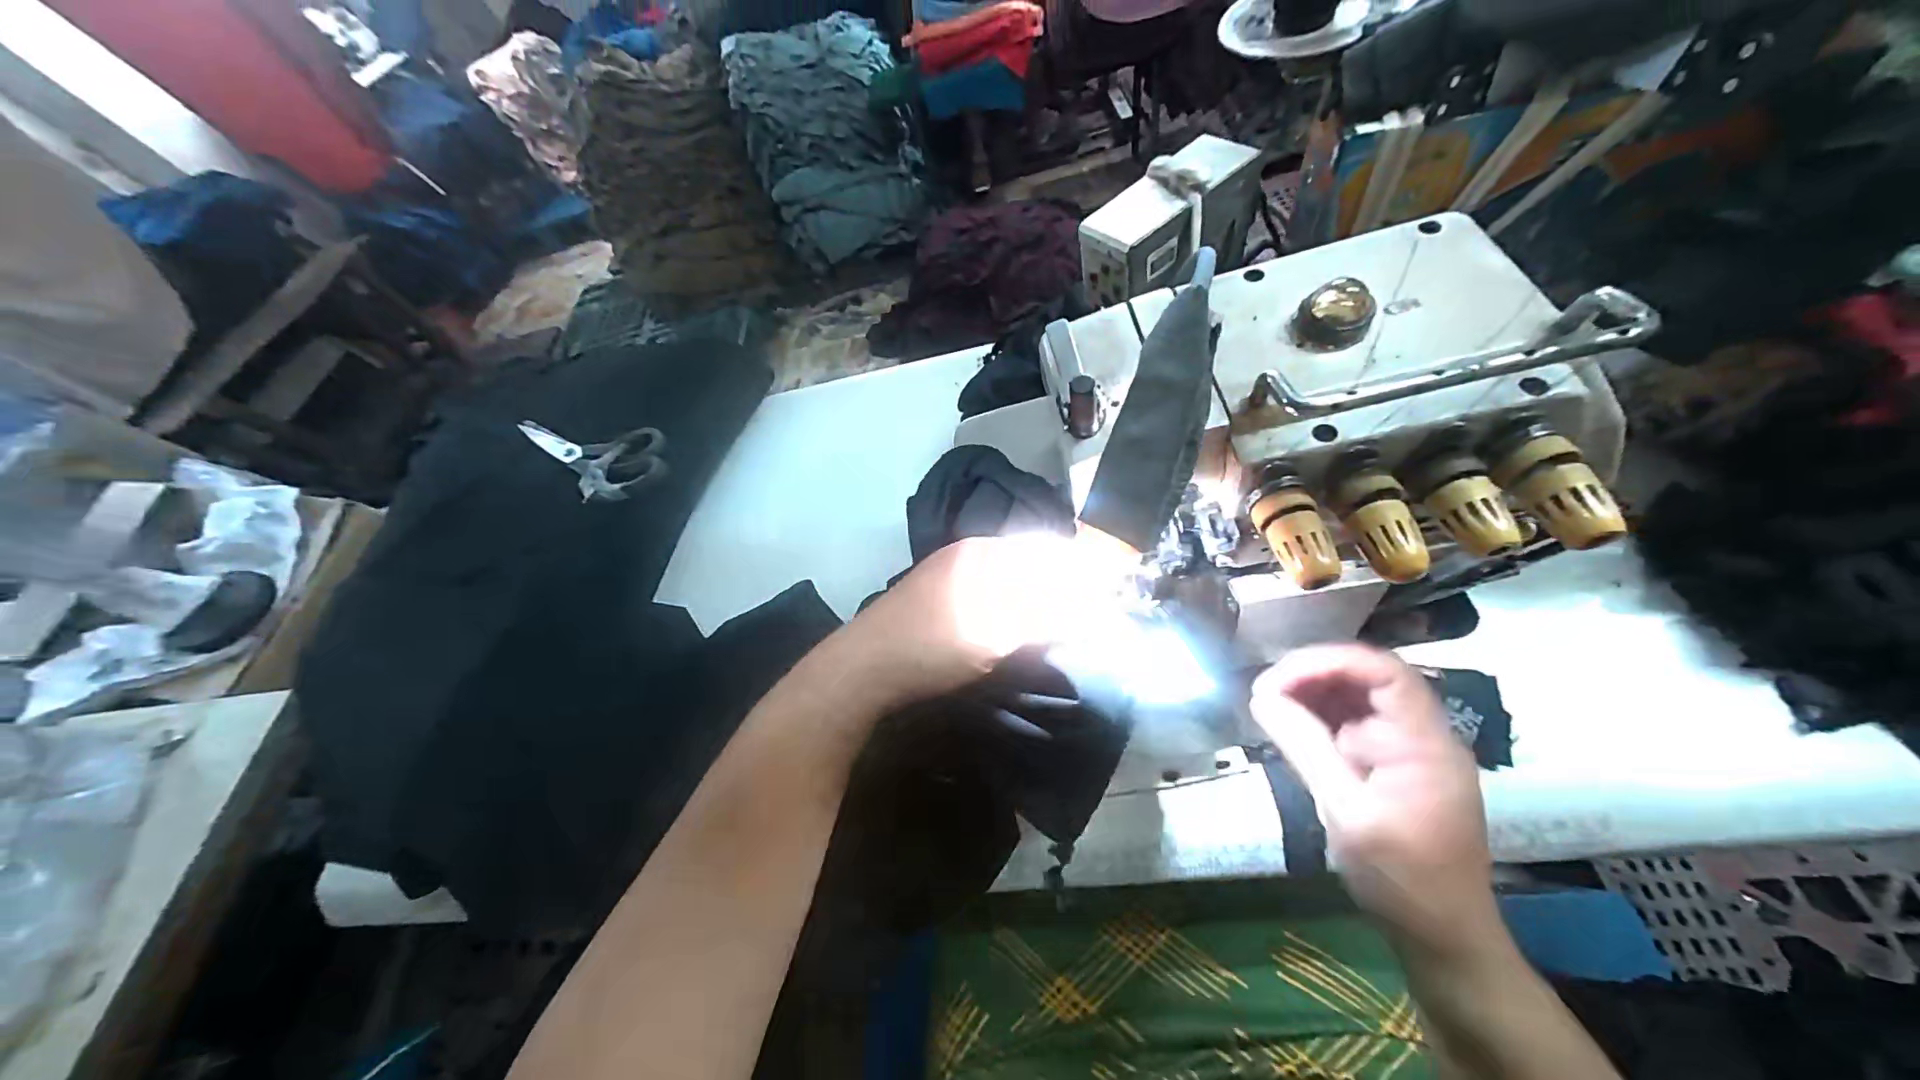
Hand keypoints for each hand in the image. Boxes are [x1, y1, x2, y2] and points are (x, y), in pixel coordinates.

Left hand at [830, 533, 1126, 712]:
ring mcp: (946, 577)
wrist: (861, 671)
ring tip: (1058, 627)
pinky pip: (987, 596)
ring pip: (1006, 581)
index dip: (1078, 570)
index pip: (1044, 549)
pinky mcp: (935, 602)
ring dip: (1034, 600)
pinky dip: (1010, 610)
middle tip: (1086, 615)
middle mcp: (964, 556)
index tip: (1105, 595)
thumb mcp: (996, 634)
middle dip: (1058, 586)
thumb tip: (1088, 610)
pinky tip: (1016, 633)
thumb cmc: (931, 648)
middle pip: (1026, 563)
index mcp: (981, 554)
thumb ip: (1044, 618)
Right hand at [1250, 645, 1500, 956]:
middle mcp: (1424, 736)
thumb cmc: (1401, 879)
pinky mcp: (1395, 765)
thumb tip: (1262, 695)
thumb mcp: (1346, 813)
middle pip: (1370, 678)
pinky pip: (1356, 724)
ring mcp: (1411, 750)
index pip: (1383, 672)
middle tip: (1264, 691)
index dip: (1328, 661)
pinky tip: (1292, 728)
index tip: (1278, 677)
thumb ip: (1305, 747)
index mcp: (1426, 744)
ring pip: (1360, 698)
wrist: (1444, 936)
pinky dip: (1321, 718)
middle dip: (1313, 675)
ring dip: (1313, 693)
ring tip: (1269, 705)